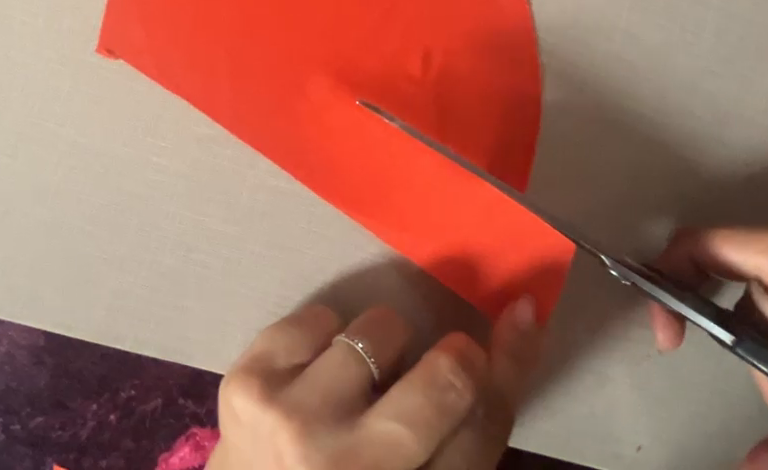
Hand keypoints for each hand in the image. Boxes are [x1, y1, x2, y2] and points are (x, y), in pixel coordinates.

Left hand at [206, 298, 541, 469]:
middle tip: (427, 371)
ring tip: (357, 388)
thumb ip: (466, 422)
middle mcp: (354, 468)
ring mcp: (293, 422)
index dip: (510, 361)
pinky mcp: (247, 384)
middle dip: (449, 360)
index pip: (484, 425)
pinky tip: (314, 377)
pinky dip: (326, 336)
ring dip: (378, 347)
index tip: (519, 314)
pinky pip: (319, 317)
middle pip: (445, 379)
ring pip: (377, 329)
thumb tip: (520, 316)